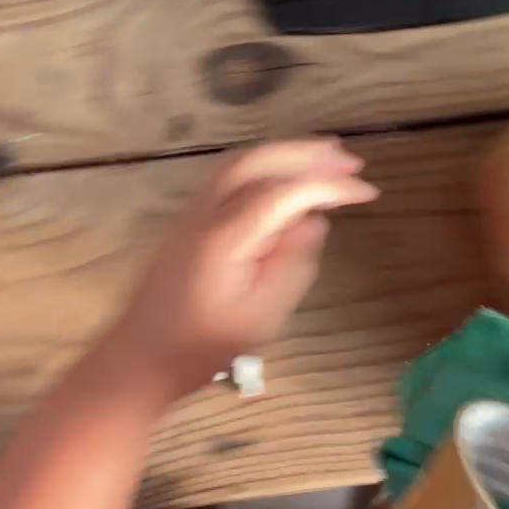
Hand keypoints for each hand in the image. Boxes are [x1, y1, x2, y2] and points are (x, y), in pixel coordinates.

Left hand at [98, 139, 378, 399]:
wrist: (141, 355)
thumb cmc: (203, 345)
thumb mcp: (261, 317)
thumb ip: (291, 264)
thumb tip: (314, 221)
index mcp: (225, 235)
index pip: (284, 193)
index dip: (328, 185)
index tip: (366, 191)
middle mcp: (206, 211)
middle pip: (258, 161)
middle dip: (307, 154)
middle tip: (350, 159)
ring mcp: (192, 210)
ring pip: (241, 162)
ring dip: (285, 153)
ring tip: (326, 154)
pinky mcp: (188, 218)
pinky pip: (229, 175)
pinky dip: (263, 165)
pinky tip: (286, 176)